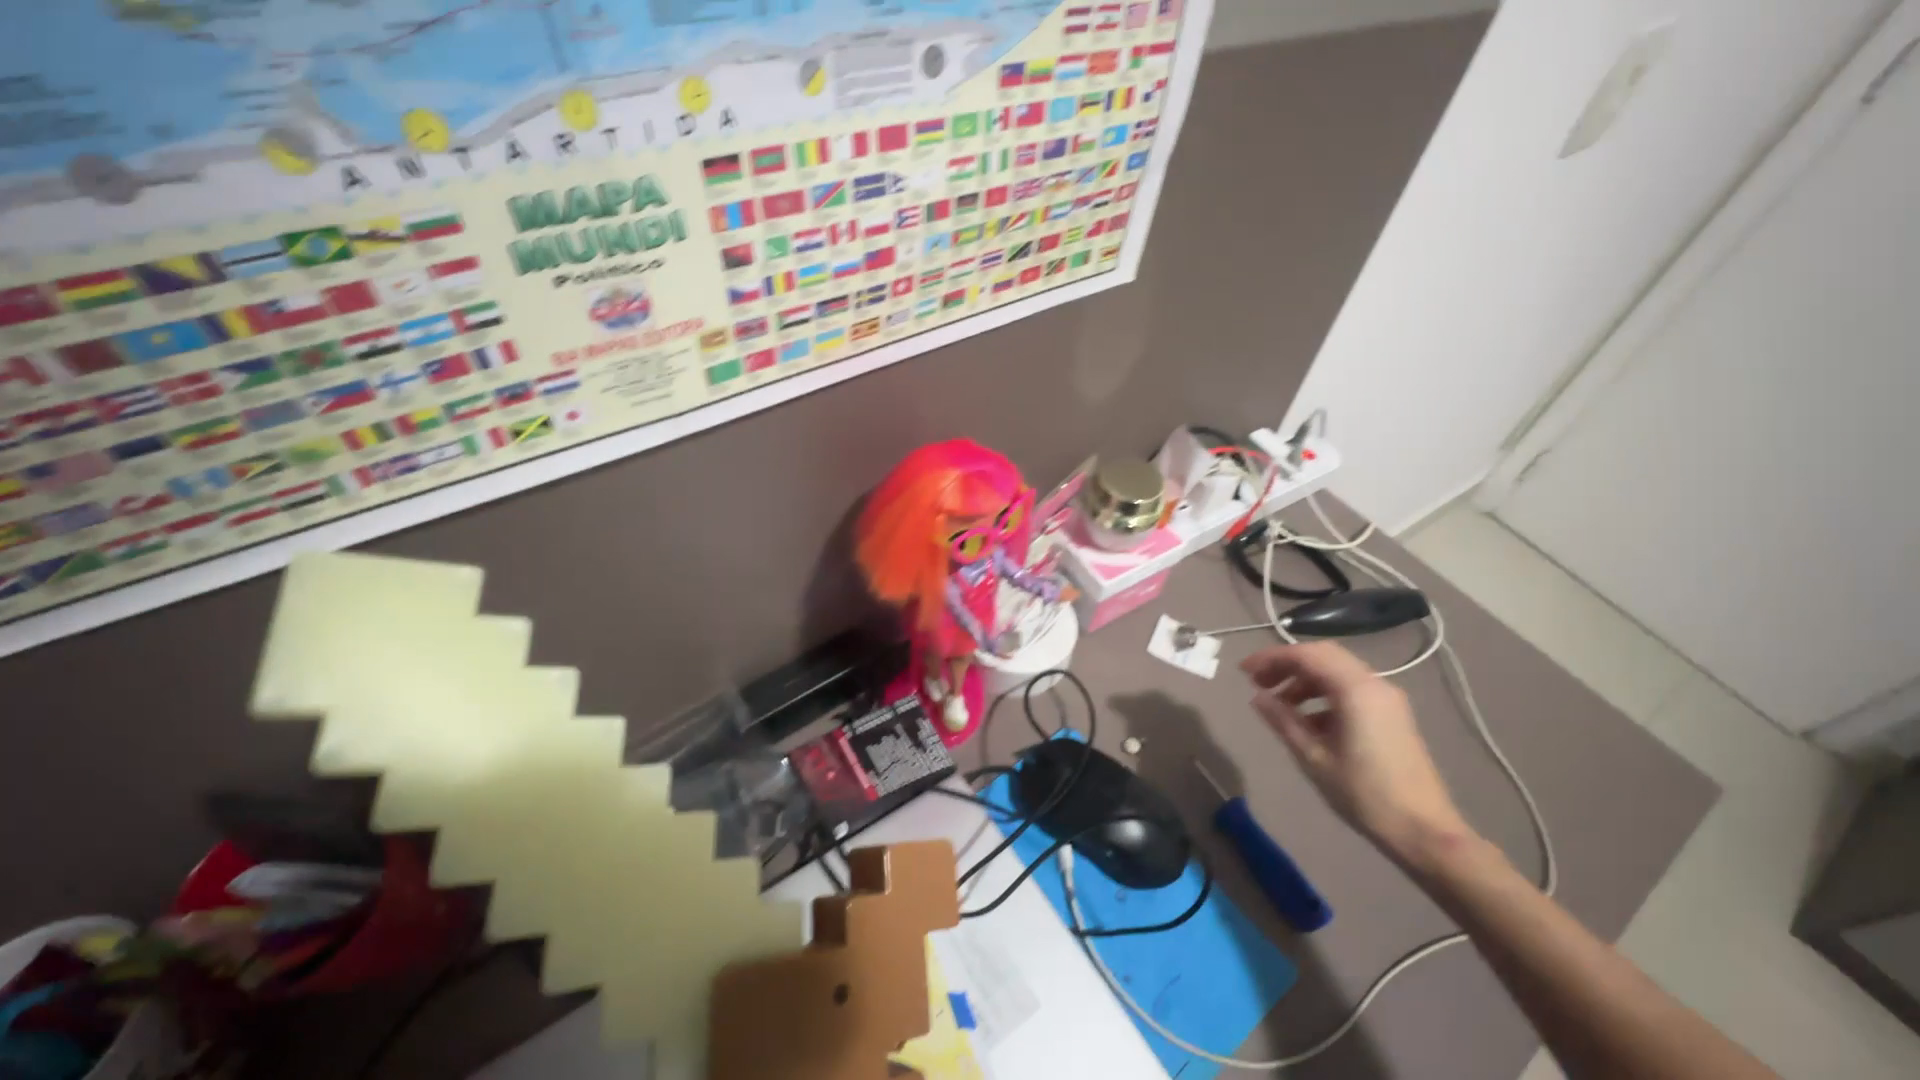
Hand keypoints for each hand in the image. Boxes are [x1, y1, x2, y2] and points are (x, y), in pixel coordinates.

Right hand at [1241, 642, 1475, 866]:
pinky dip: (1324, 695)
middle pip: (1324, 657)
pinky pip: (1352, 691)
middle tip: (1257, 683)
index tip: (1243, 671)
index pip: (1308, 655)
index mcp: (1356, 690)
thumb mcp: (1314, 758)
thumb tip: (1258, 698)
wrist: (1423, 829)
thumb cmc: (1364, 794)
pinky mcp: (1392, 715)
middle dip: (1288, 665)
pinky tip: (1307, 721)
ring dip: (1305, 680)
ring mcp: (1387, 699)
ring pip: (1338, 673)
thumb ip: (1284, 721)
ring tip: (1278, 704)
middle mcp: (1375, 684)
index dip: (1272, 658)